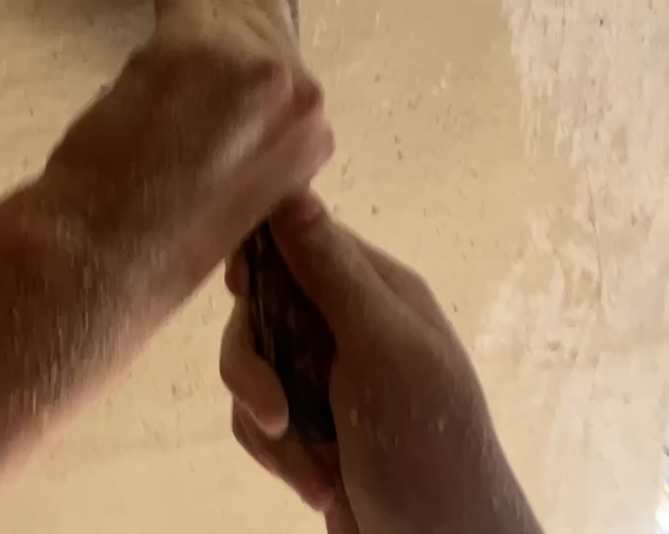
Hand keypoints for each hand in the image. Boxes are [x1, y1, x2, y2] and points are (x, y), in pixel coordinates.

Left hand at [39, 0, 334, 304]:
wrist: (112, 248)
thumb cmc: (161, 235)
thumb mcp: (230, 187)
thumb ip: (243, 133)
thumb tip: (223, 94)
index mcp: (309, 136)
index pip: (289, 58)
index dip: (271, 17)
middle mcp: (296, 92)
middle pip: (268, 14)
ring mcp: (250, 62)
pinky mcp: (193, 40)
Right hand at [221, 194, 541, 533]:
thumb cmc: (427, 450)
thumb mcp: (381, 350)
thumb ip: (330, 269)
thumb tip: (289, 186)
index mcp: (374, 290)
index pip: (296, 237)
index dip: (258, 257)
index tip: (241, 290)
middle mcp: (346, 323)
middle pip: (260, 305)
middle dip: (255, 362)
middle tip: (273, 409)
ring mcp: (324, 376)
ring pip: (250, 361)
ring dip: (266, 418)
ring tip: (305, 465)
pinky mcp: (306, 424)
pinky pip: (255, 412)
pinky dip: (274, 450)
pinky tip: (314, 482)